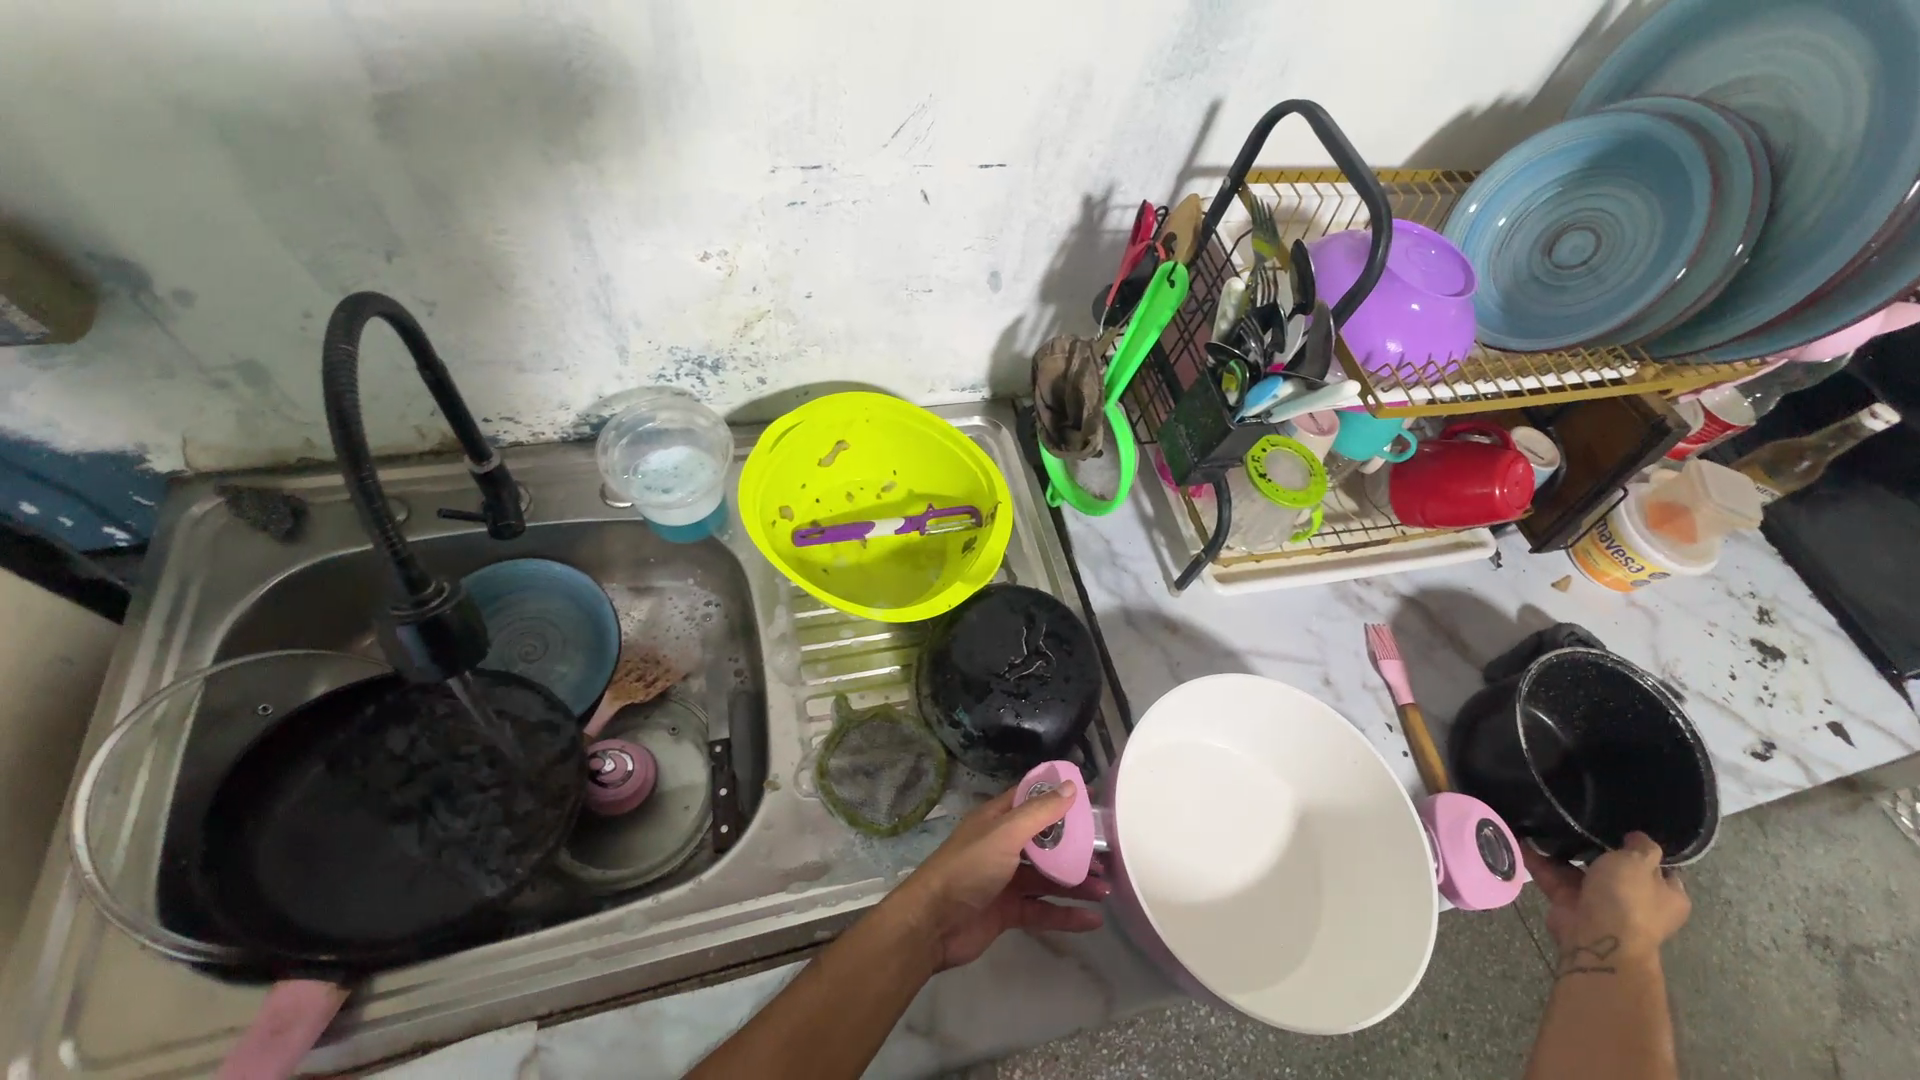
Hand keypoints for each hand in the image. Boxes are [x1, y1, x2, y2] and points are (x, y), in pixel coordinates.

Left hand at [888, 782, 1107, 971]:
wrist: (932, 924)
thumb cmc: (967, 868)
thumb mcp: (1004, 834)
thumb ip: (1039, 813)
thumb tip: (1072, 787)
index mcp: (997, 821)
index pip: (1032, 800)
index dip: (1059, 797)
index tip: (1092, 798)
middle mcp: (1003, 847)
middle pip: (1045, 842)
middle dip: (1075, 847)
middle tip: (1109, 854)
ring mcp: (1005, 881)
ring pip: (1048, 879)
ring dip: (1076, 883)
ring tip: (1107, 889)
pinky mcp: (1008, 912)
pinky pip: (1043, 911)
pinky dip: (1066, 915)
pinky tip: (1093, 920)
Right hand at [1524, 832, 1689, 970]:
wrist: (1596, 935)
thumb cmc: (1627, 898)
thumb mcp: (1639, 863)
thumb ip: (1642, 847)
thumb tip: (1637, 838)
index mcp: (1666, 895)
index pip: (1660, 869)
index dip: (1643, 850)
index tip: (1622, 829)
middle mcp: (1636, 901)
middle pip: (1616, 869)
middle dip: (1596, 849)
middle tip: (1578, 821)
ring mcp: (1601, 904)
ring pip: (1580, 872)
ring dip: (1562, 852)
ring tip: (1543, 824)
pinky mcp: (1571, 905)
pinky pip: (1553, 877)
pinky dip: (1539, 862)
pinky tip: (1524, 840)